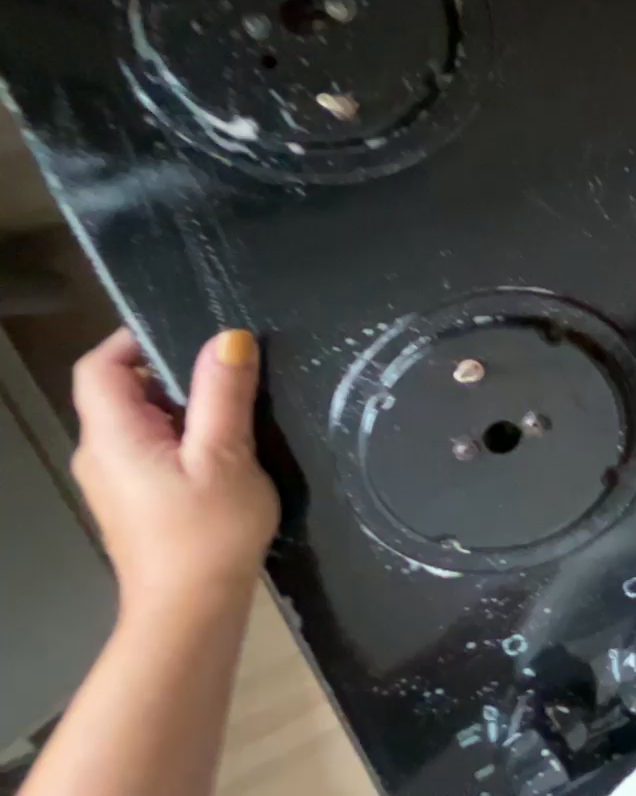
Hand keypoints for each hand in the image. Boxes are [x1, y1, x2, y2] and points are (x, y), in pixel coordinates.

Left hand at [70, 328, 277, 620]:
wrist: (192, 602)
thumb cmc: (207, 527)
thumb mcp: (224, 454)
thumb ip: (224, 395)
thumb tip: (228, 338)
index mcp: (114, 438)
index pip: (101, 370)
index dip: (134, 338)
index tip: (191, 323)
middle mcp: (105, 452)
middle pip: (125, 389)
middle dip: (176, 366)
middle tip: (237, 359)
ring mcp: (120, 476)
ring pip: (147, 417)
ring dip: (191, 398)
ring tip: (245, 395)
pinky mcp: (143, 492)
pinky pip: (160, 441)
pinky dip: (193, 426)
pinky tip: (234, 437)